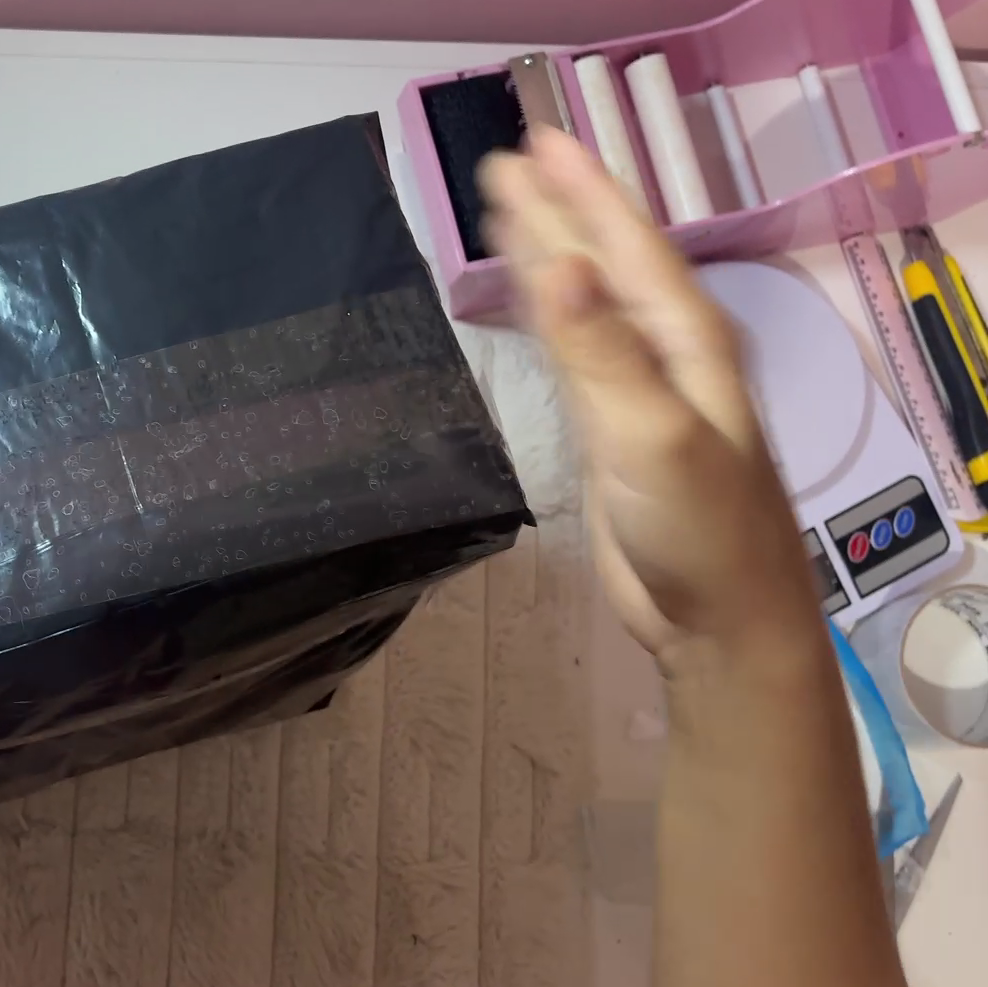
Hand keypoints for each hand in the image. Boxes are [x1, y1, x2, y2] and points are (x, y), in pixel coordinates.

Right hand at [479, 127, 819, 658]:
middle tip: (506, 164)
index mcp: (682, 339)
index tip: (529, 146)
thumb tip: (558, 269)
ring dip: (549, 252)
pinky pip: (572, 344)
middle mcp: (664, 347)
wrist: (712, 608)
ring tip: (509, 214)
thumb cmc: (693, 527)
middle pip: (604, 259)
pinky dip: (546, 313)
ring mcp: (637, 383)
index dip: (577, 193)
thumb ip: (602, 354)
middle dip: (556, 208)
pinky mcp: (609, 419)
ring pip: (587, 298)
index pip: (623, 246)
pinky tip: (532, 301)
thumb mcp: (649, 436)